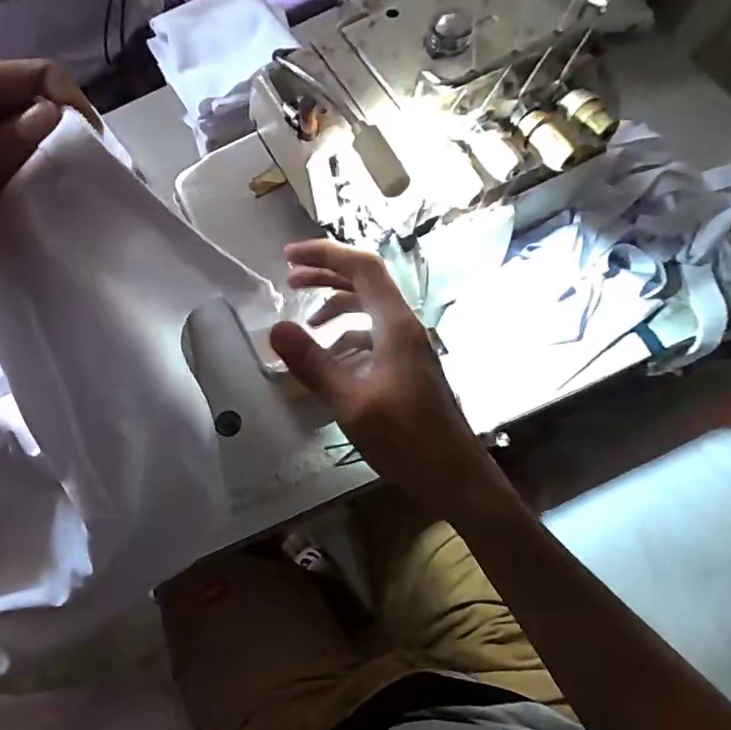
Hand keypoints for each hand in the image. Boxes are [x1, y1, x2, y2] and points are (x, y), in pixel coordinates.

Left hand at [0, 59, 96, 353]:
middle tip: (86, 188)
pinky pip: (31, 191)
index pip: (29, 78)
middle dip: (67, 143)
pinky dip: (47, 204)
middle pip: (39, 113)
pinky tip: (57, 223)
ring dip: (59, 177)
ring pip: (39, 154)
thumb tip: (50, 118)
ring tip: (76, 208)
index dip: (65, 106)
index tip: (90, 156)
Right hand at [269, 240, 501, 504]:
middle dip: (327, 275)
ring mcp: (411, 347)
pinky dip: (349, 336)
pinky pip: (375, 336)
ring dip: (337, 307)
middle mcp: (407, 327)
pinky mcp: (410, 368)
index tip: (288, 257)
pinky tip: (331, 358)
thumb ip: (313, 364)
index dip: (324, 254)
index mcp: (396, 325)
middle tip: (290, 280)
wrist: (454, 475)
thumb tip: (276, 328)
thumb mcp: (351, 403)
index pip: (362, 268)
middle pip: (366, 283)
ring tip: (305, 321)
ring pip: (371, 310)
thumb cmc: (406, 440)